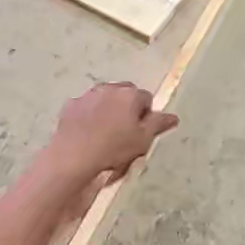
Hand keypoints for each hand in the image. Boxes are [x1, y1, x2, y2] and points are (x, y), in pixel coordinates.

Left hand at [46, 83, 178, 179]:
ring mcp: (87, 95)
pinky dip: (88, 115)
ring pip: (104, 98)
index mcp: (130, 95)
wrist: (75, 156)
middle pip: (125, 93)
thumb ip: (159, 124)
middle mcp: (109, 88)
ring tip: (105, 132)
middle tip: (125, 131)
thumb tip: (173, 116)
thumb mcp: (143, 140)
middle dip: (127, 107)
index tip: (140, 132)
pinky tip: (87, 132)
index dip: (146, 115)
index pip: (146, 98)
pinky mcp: (70, 106)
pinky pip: (85, 107)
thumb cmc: (114, 148)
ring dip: (108, 109)